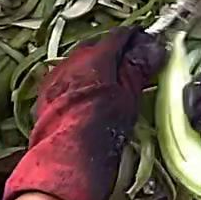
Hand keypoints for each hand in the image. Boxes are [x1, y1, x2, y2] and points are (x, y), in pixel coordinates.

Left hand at [5, 28, 164, 199]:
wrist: (63, 164)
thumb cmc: (101, 131)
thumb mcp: (129, 98)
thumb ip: (139, 68)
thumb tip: (155, 47)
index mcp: (95, 57)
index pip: (119, 35)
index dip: (136, 37)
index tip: (149, 43)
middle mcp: (72, 60)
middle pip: (98, 46)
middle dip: (116, 51)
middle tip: (134, 63)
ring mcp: (56, 76)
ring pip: (81, 62)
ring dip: (98, 66)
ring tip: (115, 81)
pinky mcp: (45, 95)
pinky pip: (69, 78)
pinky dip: (83, 81)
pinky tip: (92, 96)